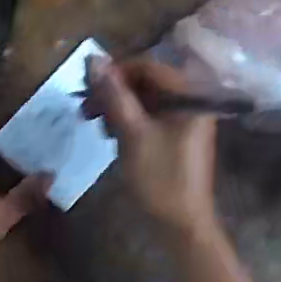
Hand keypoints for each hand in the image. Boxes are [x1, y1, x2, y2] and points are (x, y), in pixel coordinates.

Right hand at [85, 56, 218, 234]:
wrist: (183, 223)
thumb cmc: (160, 178)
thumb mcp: (132, 133)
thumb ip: (114, 94)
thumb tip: (94, 58)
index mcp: (191, 96)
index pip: (149, 67)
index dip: (115, 73)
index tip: (87, 88)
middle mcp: (194, 102)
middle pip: (149, 82)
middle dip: (116, 93)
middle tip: (86, 111)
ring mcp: (189, 120)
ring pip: (148, 101)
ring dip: (120, 108)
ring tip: (97, 125)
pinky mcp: (181, 137)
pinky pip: (154, 118)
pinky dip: (132, 122)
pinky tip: (113, 136)